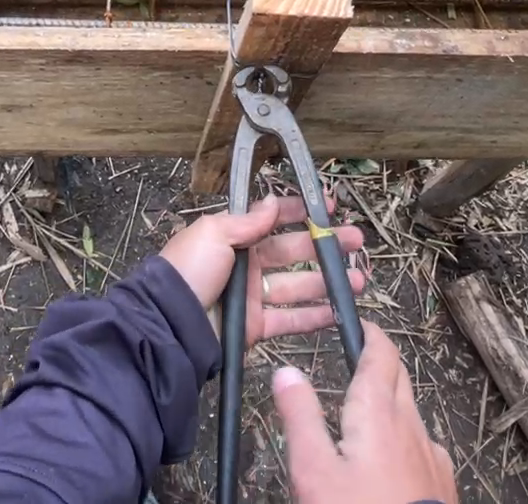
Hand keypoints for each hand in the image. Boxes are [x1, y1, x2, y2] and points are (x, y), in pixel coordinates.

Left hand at [158, 195, 366, 344]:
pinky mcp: (255, 326)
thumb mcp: (213, 233)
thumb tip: (273, 201)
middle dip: (324, 246)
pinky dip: (315, 316)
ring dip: (328, 281)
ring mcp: (252, 295)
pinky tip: (339, 311)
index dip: (300, 211)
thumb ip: (247, 220)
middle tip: (356, 241)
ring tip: (359, 279)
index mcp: (233, 235)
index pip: (272, 218)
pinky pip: (290, 318)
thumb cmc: (189, 270)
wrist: (169, 323)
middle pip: (292, 251)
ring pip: (298, 285)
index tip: (329, 206)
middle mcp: (245, 263)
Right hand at [273, 322, 456, 503]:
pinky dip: (404, 436)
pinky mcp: (443, 486)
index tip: (355, 323)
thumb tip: (286, 370)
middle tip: (354, 359)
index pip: (381, 353)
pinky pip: (422, 444)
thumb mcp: (314, 469)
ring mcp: (431, 456)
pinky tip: (392, 459)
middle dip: (379, 361)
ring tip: (365, 412)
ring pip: (411, 411)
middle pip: (399, 376)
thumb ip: (300, 416)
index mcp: (378, 411)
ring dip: (391, 400)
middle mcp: (410, 423)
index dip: (369, 333)